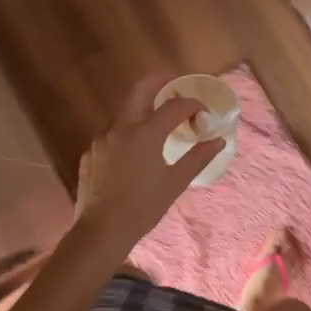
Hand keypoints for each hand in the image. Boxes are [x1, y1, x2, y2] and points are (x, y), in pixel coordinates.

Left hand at [71, 75, 224, 253]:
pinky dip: (127, 133)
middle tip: (174, 83)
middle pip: (139, 90)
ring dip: (142, 109)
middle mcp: (121, 127)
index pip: (174, 106)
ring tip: (158, 121)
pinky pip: (112, 134)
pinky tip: (135, 152)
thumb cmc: (143, 207)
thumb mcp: (175, 182)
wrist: (102, 230)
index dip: (192, 104)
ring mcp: (102, 139)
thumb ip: (198, 157)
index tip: (203, 111)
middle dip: (159, 81)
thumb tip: (218, 141)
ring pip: (124, 113)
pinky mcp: (91, 153)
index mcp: (145, 132)